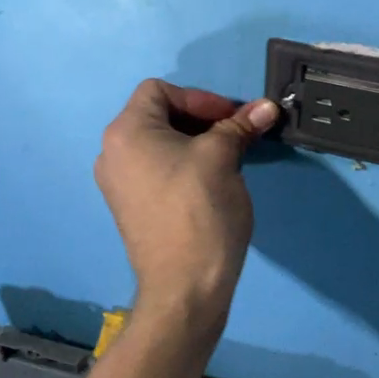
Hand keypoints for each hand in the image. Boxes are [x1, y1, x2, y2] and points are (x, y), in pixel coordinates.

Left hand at [94, 79, 279, 328]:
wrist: (185, 287)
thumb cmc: (199, 210)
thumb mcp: (223, 158)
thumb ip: (239, 126)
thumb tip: (266, 107)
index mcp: (126, 132)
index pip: (159, 90)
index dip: (200, 98)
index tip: (231, 119)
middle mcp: (112, 153)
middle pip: (158, 115)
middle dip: (201, 120)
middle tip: (235, 136)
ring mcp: (118, 184)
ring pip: (160, 145)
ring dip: (196, 143)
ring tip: (228, 159)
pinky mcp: (131, 208)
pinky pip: (157, 171)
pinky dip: (184, 166)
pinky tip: (210, 184)